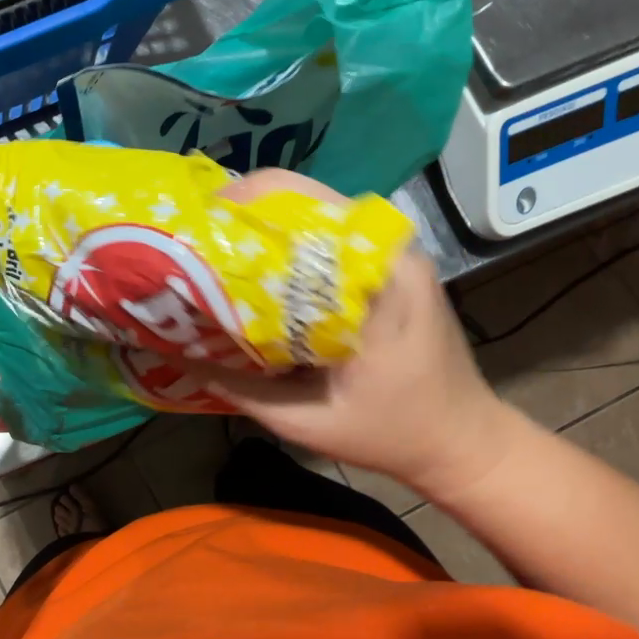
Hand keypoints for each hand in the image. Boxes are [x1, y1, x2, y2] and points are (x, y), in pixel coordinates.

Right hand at [196, 173, 515, 499]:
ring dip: (267, 220)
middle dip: (247, 209)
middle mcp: (390, 253)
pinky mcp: (393, 264)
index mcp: (375, 283)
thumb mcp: (304, 421)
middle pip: (309, 198)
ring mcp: (396, 254)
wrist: (464, 440)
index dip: (247, 205)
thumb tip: (174, 354)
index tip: (200, 223)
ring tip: (218, 243)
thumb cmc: (390, 434)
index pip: (306, 210)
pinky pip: (333, 236)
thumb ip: (238, 387)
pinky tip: (257, 263)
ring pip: (320, 211)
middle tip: (199, 236)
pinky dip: (291, 239)